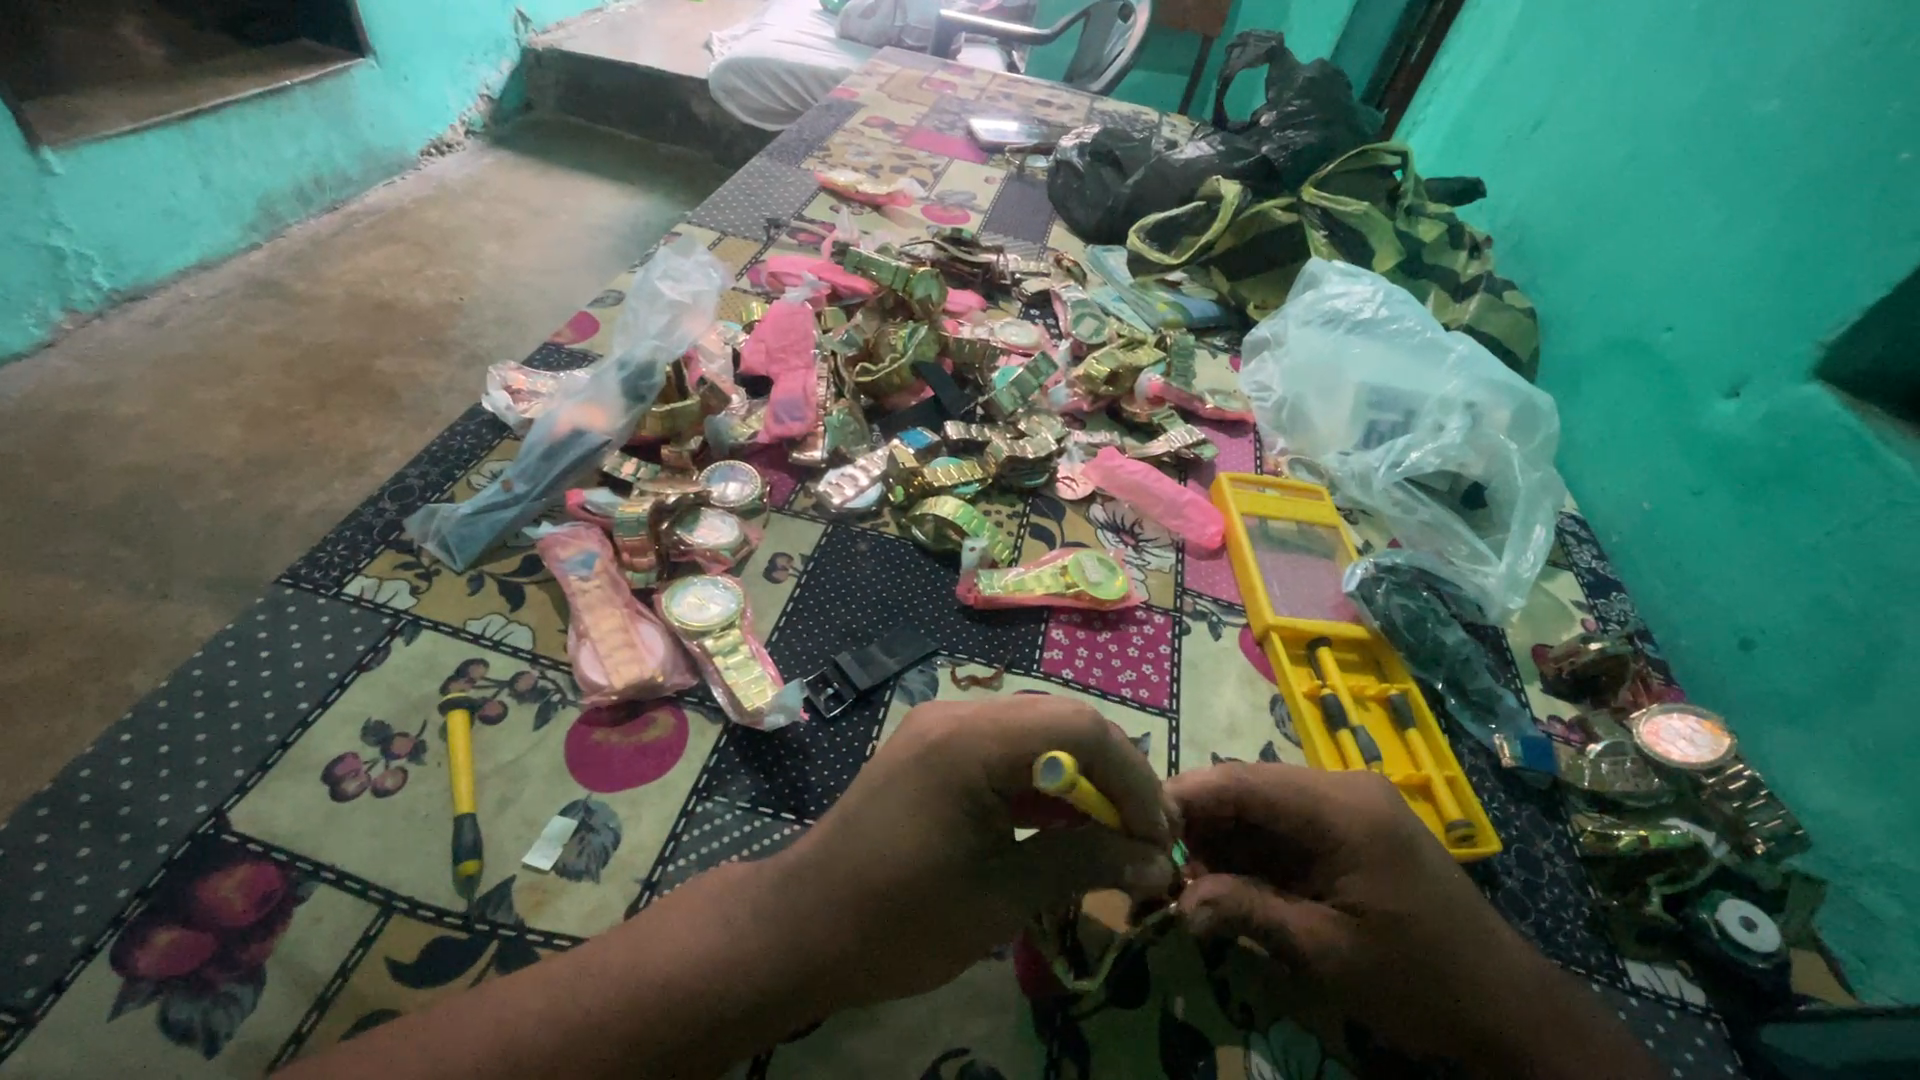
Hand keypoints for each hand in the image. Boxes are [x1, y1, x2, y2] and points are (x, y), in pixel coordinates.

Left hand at [767, 697, 1175, 1007]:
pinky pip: (1005, 752)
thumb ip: (1082, 864)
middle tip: (1145, 838)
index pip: (1079, 728)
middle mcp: (957, 716)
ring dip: (1080, 781)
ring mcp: (940, 729)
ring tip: (1115, 837)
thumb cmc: (897, 920)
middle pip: (1061, 722)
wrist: (798, 929)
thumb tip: (1155, 860)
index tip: (1156, 837)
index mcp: (970, 741)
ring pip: (1036, 735)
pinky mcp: (932, 752)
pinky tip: (1063, 828)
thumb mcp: (1000, 898)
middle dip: (1113, 777)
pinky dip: (1042, 786)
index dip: (1132, 778)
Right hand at [1168, 764, 1659, 1076]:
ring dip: (1217, 846)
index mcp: (1340, 807)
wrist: (1508, 1007)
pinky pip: (1280, 829)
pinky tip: (1224, 888)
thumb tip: (1174, 903)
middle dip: (1195, 830)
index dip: (1180, 798)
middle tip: (1153, 875)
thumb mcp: (1326, 952)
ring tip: (1181, 890)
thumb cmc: (1420, 979)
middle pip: (1244, 791)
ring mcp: (1346, 807)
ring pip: (1256, 809)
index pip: (1239, 781)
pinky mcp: (1347, 830)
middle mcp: (1340, 789)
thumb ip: (1247, 913)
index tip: (1130, 828)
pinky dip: (1248, 856)